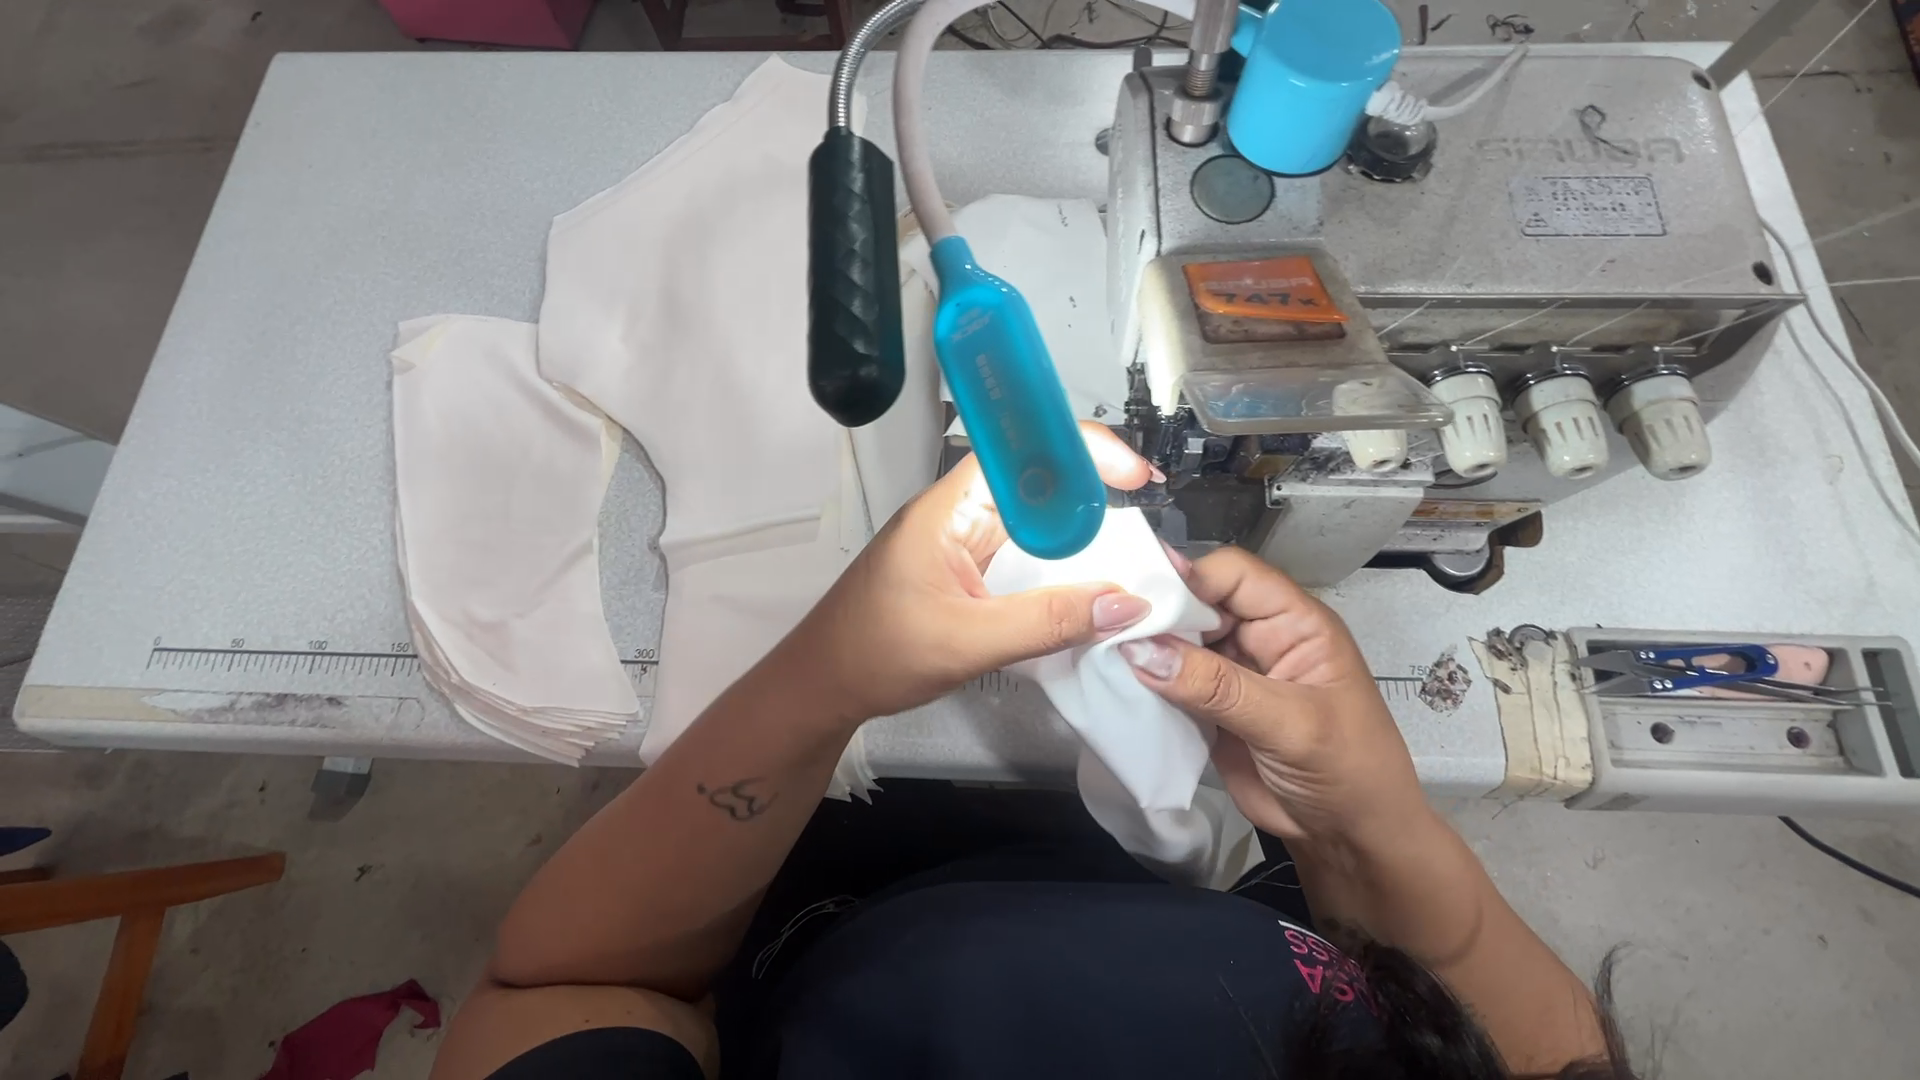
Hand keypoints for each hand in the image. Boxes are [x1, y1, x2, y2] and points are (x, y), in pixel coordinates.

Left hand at [779, 423, 1158, 722]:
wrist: (825, 686)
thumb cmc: (876, 654)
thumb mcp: (967, 641)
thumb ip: (1047, 622)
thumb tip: (1128, 603)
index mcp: (949, 508)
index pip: (1020, 450)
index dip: (1080, 449)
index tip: (1135, 475)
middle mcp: (960, 514)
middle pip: (1036, 482)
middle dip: (1095, 496)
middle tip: (1149, 524)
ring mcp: (963, 543)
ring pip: (1034, 522)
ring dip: (1082, 536)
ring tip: (1135, 557)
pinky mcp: (968, 572)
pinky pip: (1025, 557)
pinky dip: (1061, 568)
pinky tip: (1092, 586)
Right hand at [1117, 547, 1430, 846]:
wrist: (1348, 839)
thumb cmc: (1347, 772)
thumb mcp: (1290, 725)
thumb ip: (1217, 686)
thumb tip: (1140, 650)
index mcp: (1293, 622)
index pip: (1232, 575)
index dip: (1188, 579)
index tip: (1137, 599)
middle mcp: (1258, 636)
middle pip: (1197, 602)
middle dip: (1156, 612)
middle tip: (1103, 626)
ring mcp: (1231, 672)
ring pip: (1177, 640)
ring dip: (1143, 647)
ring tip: (1098, 651)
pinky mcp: (1208, 705)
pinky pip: (1169, 680)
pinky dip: (1143, 681)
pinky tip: (1112, 682)